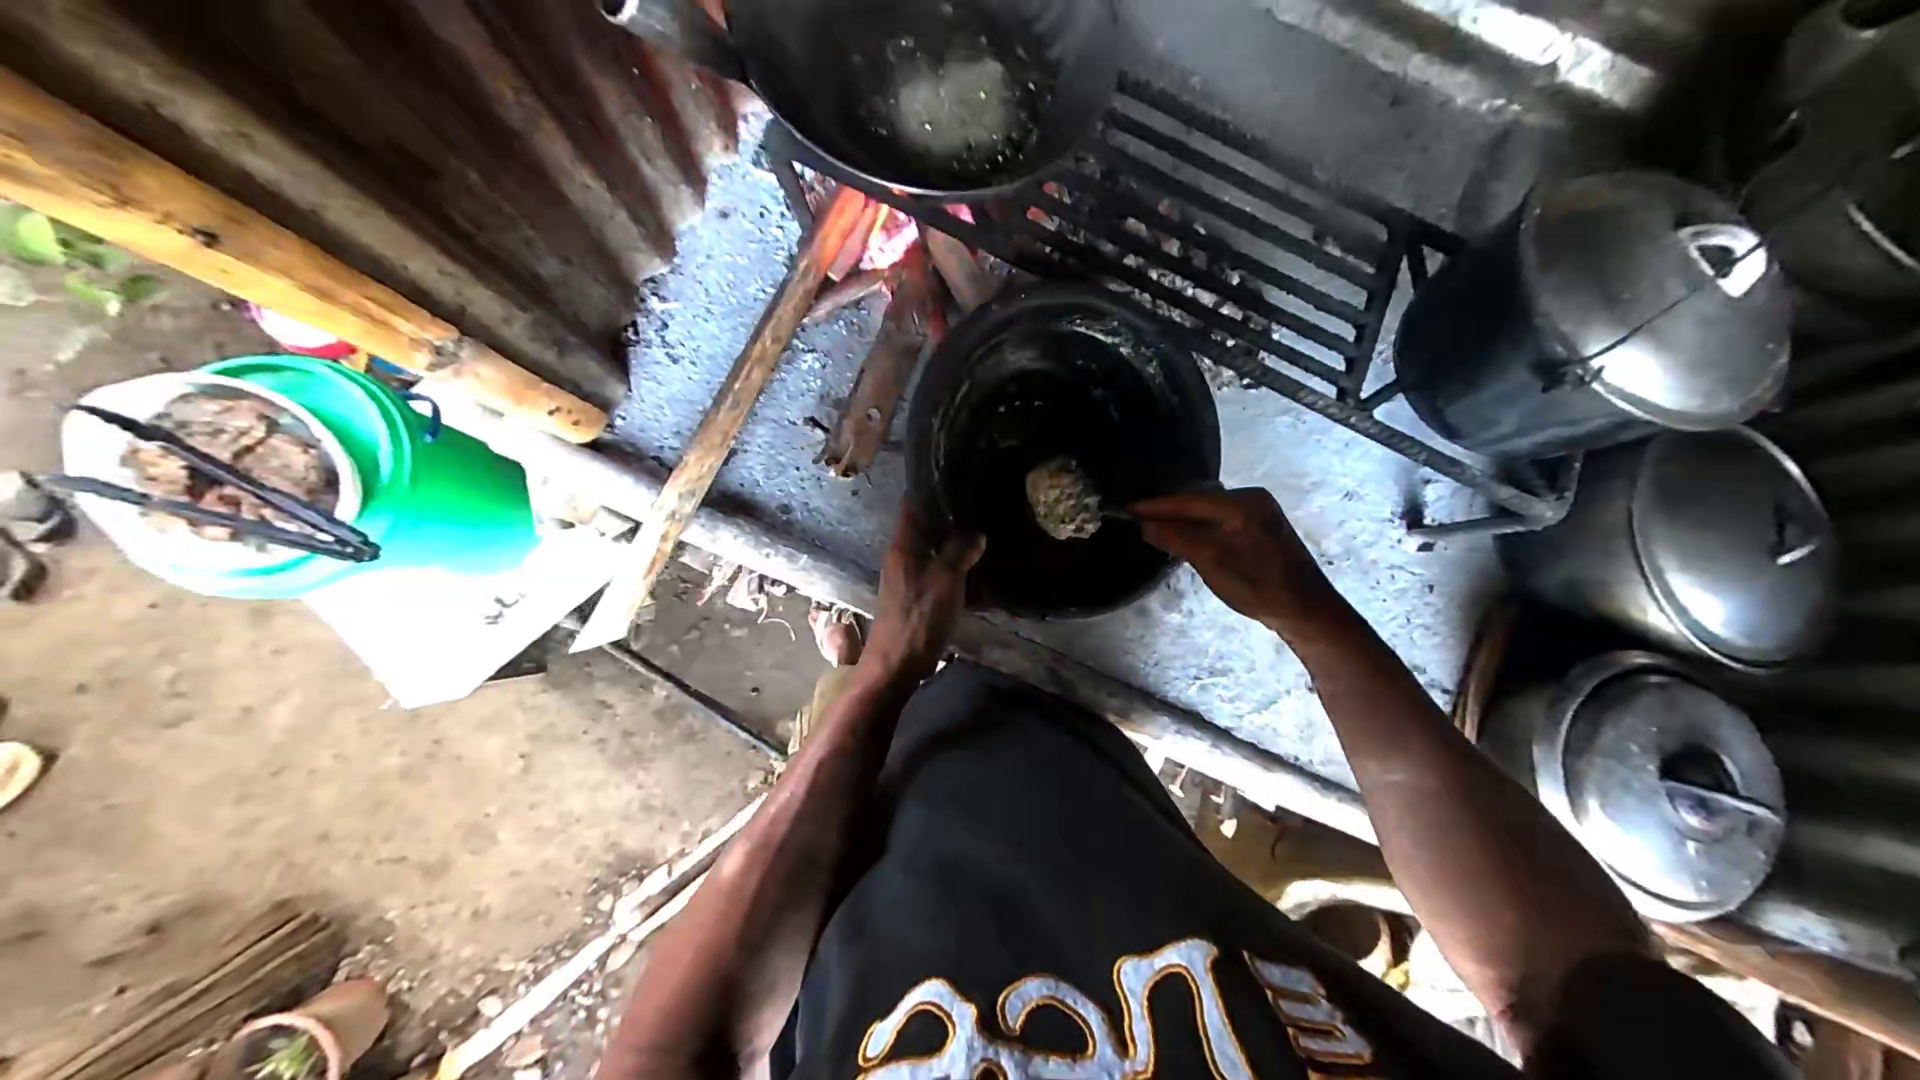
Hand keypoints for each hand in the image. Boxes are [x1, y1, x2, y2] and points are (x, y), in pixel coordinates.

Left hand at [860, 508, 985, 687]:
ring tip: (989, 537)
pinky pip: (942, 576)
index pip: (913, 504)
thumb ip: (960, 550)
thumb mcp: (946, 578)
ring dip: (959, 547)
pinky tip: (983, 577)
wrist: (898, 665)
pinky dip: (960, 574)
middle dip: (954, 519)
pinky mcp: (918, 597)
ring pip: (937, 552)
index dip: (933, 490)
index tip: (960, 479)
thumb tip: (975, 533)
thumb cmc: (919, 617)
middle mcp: (903, 556)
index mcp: (904, 545)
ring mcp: (909, 577)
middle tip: (984, 508)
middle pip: (928, 527)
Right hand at [1131, 489, 1348, 637]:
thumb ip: (1176, 538)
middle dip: (1168, 510)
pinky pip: (1222, 519)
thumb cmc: (1258, 585)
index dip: (1156, 506)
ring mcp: (1261, 513)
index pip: (1189, 500)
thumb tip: (1145, 525)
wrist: (1306, 610)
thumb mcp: (1211, 561)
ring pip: (1210, 511)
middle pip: (1199, 501)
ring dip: (1184, 519)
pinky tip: (1187, 535)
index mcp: (1243, 502)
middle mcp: (1253, 499)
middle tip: (1137, 517)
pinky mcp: (1262, 529)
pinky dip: (1201, 526)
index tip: (1128, 508)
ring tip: (1155, 525)